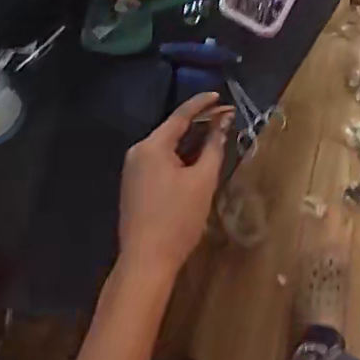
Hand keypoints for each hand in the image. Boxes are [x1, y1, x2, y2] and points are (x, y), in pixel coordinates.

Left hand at [119, 92, 233, 272]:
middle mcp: (138, 152)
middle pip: (172, 129)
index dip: (203, 104)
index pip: (181, 115)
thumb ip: (214, 146)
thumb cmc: (177, 219)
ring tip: (216, 135)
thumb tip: (224, 122)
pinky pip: (160, 160)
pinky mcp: (134, 185)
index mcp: (152, 146)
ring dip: (190, 140)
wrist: (145, 264)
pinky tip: (196, 158)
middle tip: (225, 118)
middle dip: (199, 123)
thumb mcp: (203, 180)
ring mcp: (133, 169)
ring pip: (167, 145)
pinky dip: (179, 155)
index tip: (221, 96)